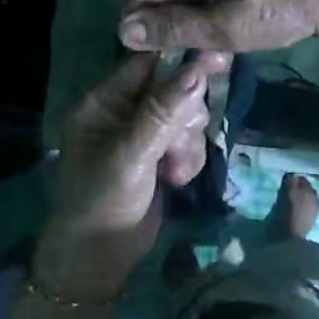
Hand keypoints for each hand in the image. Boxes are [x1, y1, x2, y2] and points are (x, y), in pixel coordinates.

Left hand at [35, 52, 230, 301]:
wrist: (99, 260)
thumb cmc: (102, 202)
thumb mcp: (131, 155)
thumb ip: (164, 112)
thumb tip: (198, 68)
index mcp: (103, 101)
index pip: (147, 63)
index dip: (182, 60)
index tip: (219, 59)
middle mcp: (124, 110)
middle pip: (174, 88)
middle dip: (185, 116)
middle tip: (178, 144)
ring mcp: (144, 132)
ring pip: (187, 116)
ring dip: (188, 142)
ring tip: (174, 169)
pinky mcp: (160, 153)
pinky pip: (189, 139)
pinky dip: (189, 158)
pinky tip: (177, 179)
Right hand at [118, 0, 318, 52]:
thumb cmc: (281, 12)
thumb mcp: (225, 28)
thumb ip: (174, 28)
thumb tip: (123, 30)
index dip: (135, 22)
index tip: (139, 57)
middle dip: (159, 23)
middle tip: (167, 60)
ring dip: (182, 22)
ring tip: (191, 52)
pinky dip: (202, 13)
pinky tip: (213, 36)